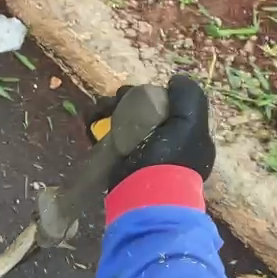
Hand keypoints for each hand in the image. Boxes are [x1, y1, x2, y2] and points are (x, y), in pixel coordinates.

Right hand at [85, 74, 214, 188]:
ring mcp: (141, 151)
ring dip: (103, 112)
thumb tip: (174, 80)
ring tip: (91, 116)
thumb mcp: (189, 123)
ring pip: (119, 120)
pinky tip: (87, 128)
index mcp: (185, 132)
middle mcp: (164, 140)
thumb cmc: (167, 159)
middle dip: (121, 102)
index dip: (147, 94)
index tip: (133, 94)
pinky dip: (95, 129)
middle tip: (109, 104)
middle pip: (139, 109)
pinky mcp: (119, 161)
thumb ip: (188, 98)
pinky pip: (105, 137)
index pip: (165, 103)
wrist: (144, 196)